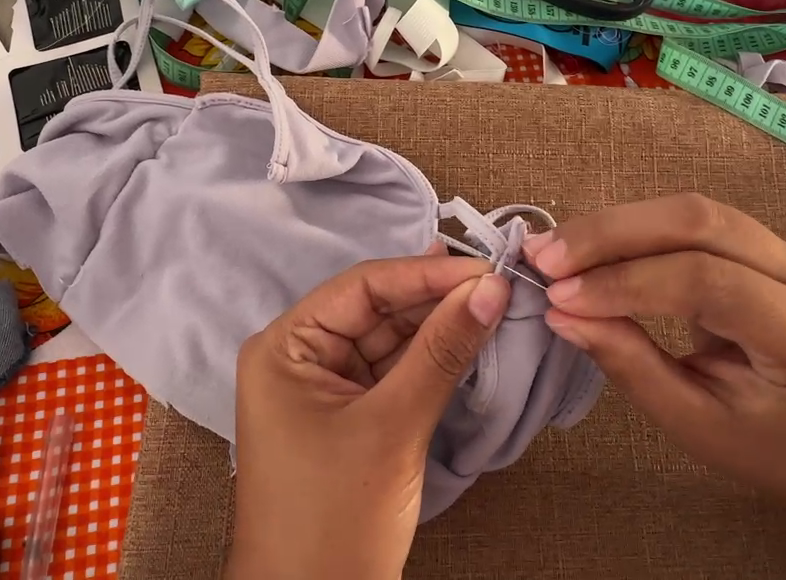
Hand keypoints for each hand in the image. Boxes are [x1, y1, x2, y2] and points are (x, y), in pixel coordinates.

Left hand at [226, 253, 511, 579]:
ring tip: (493, 301)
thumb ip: (442, 350)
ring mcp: (326, 386)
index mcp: (286, 347)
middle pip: (378, 308)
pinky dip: (432, 357)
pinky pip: (395, 370)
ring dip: (439, 324)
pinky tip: (468, 335)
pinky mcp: (351, 415)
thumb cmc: (336, 518)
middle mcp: (301, 356)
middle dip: (436, 296)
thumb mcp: (393, 426)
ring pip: (391, 338)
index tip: (486, 267)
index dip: (426, 273)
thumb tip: (491, 288)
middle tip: (499, 282)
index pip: (363, 287)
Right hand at [524, 193, 785, 508]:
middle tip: (543, 255)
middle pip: (700, 222)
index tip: (559, 295)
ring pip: (692, 210)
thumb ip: (632, 365)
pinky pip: (693, 219)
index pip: (708, 281)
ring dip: (615, 224)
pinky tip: (592, 244)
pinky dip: (634, 228)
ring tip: (556, 247)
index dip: (626, 281)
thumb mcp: (695, 424)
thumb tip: (562, 315)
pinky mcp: (765, 242)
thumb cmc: (765, 446)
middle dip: (612, 233)